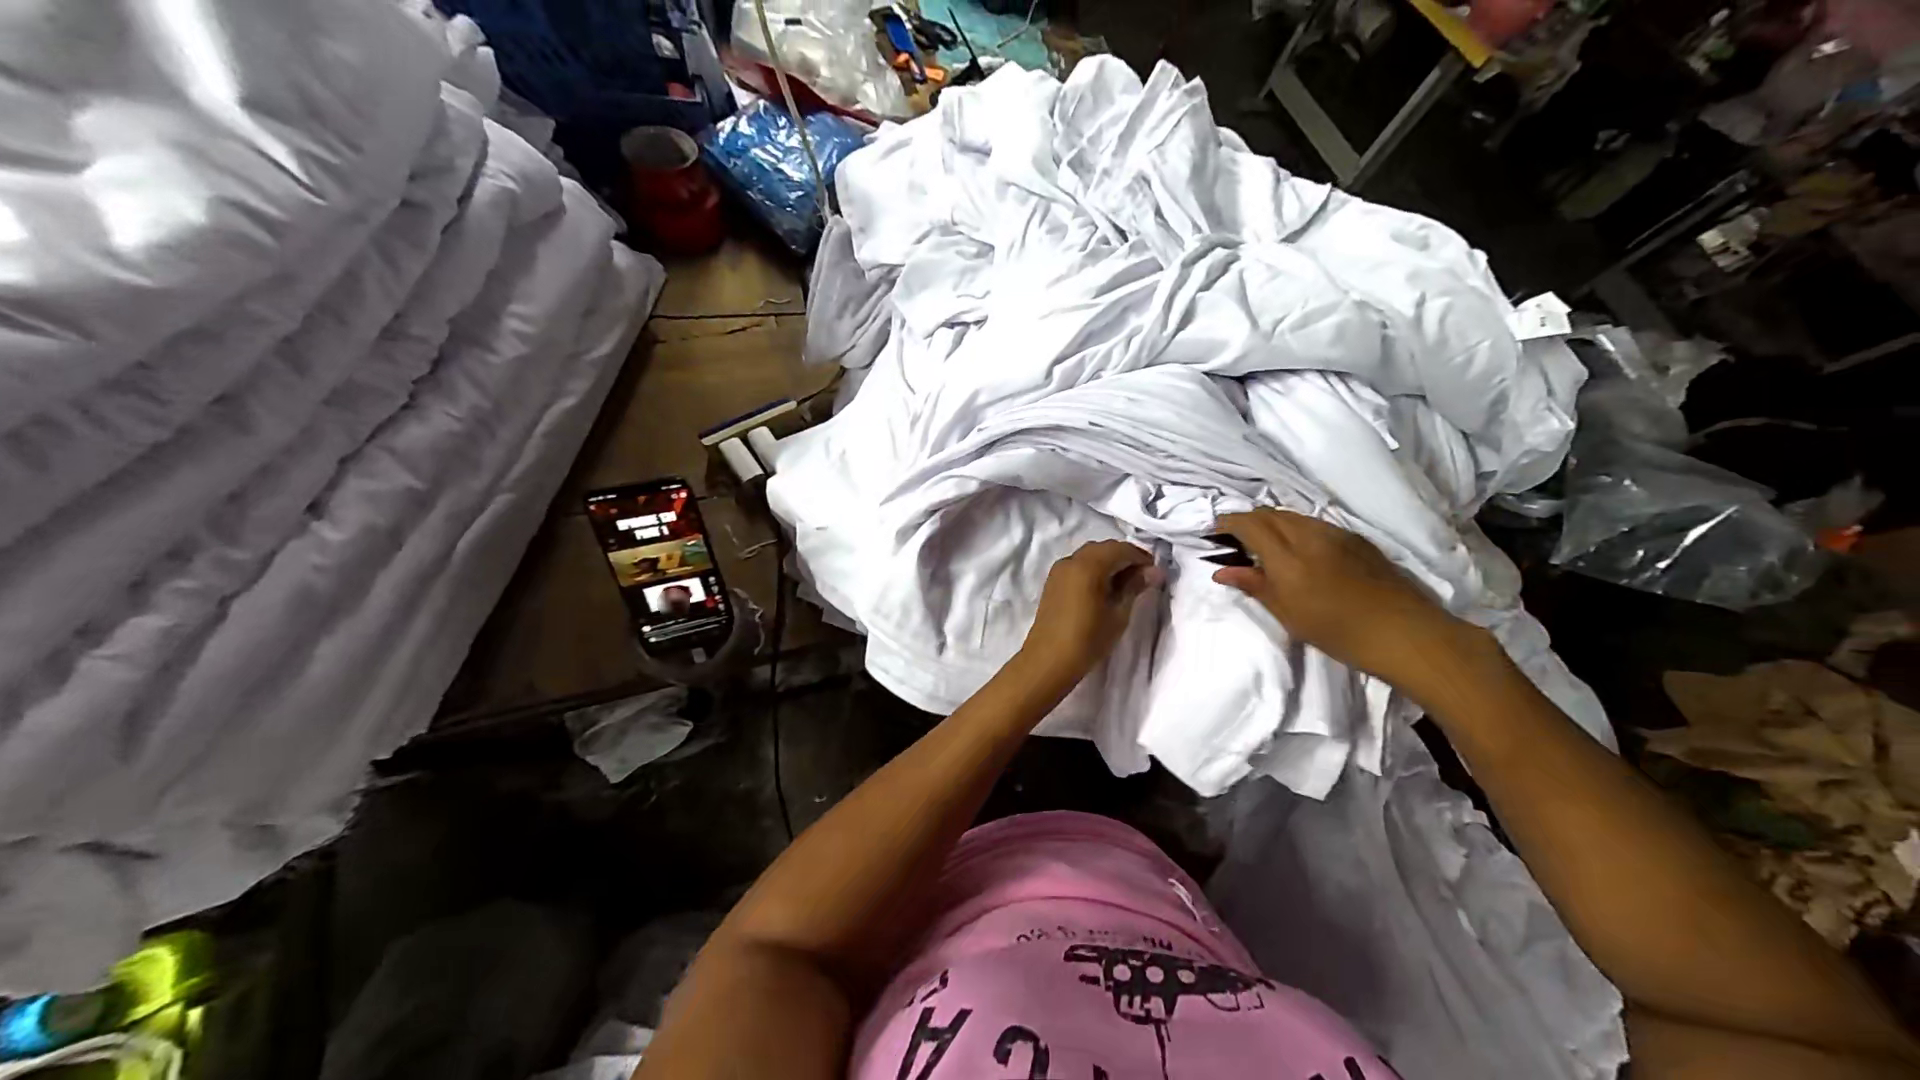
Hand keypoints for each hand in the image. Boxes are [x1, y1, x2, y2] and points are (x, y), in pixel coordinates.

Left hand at [1018, 540, 1162, 684]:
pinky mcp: (1052, 582)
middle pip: (1103, 549)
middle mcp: (1071, 561)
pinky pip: (1077, 566)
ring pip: (1089, 556)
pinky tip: (1103, 588)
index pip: (1120, 549)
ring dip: (1108, 563)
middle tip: (1142, 577)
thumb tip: (1154, 571)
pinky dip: (1093, 570)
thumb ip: (1134, 587)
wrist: (1048, 661)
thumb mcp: (1118, 614)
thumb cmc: (1088, 639)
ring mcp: (1058, 571)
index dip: (1141, 557)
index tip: (1155, 573)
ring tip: (1125, 584)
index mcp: (1088, 565)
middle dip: (1124, 558)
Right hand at [1212, 508, 1480, 691]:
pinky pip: (1315, 523)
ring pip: (1293, 516)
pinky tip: (1298, 547)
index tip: (1214, 529)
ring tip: (1264, 542)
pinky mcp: (1356, 539)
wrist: (1405, 634)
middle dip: (1248, 520)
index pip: (1250, 525)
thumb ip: (1255, 586)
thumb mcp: (1288, 614)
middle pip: (1271, 514)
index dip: (1228, 522)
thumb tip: (1222, 571)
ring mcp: (1336, 534)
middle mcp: (1310, 536)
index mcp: (1288, 558)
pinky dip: (1296, 528)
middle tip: (1234, 537)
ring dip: (1272, 522)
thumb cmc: (1339, 632)